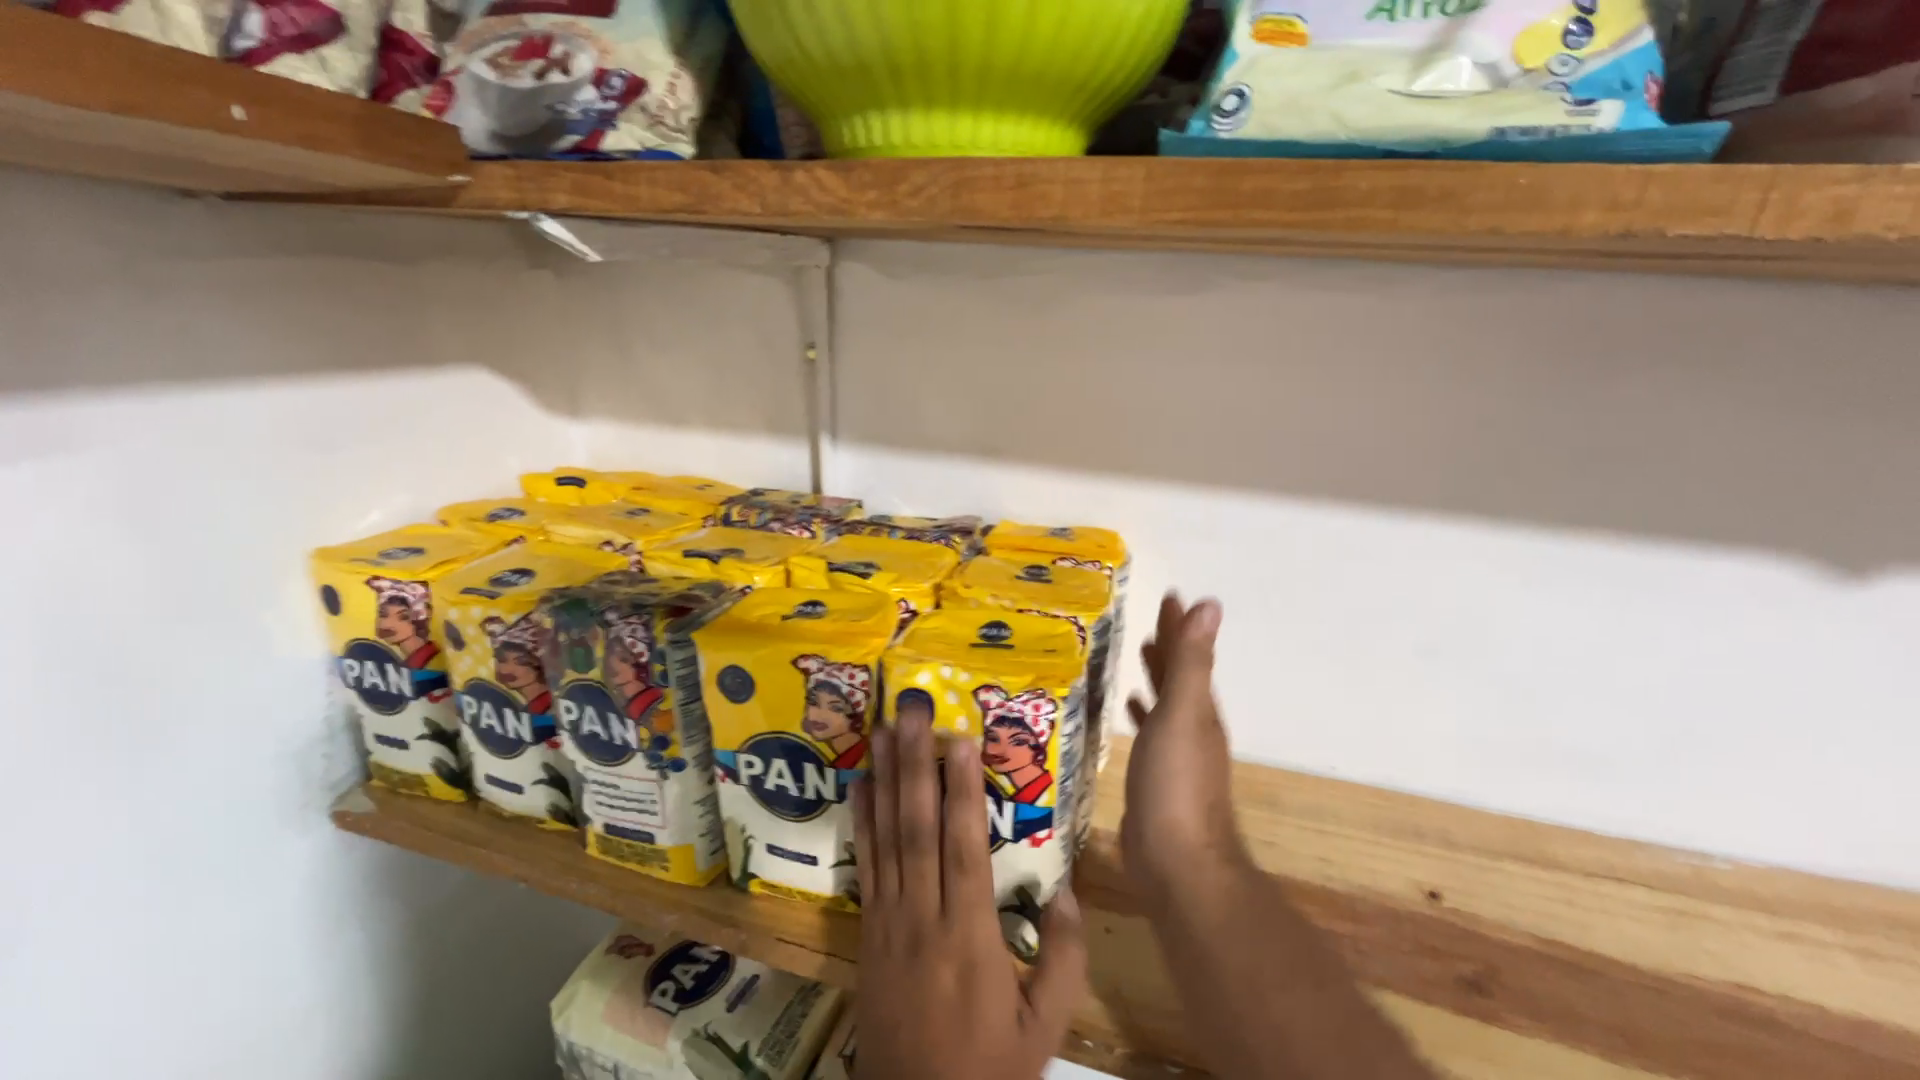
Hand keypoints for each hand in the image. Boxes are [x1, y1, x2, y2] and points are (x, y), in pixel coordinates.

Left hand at [853, 701, 1087, 1079]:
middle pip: (917, 826)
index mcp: (970, 934)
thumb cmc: (988, 1066)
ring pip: (886, 837)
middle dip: (915, 763)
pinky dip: (861, 822)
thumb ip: (1063, 958)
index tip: (961, 739)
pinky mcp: (867, 930)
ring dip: (883, 779)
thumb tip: (1067, 890)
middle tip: (912, 710)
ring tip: (882, 729)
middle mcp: (923, 915)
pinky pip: (865, 865)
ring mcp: (888, 919)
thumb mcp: (1045, 1024)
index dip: (962, 790)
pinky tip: (860, 786)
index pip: (964, 847)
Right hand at [1123, 594, 1244, 909]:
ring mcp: (1176, 757)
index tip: (1170, 595)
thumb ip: (1190, 662)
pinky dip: (1143, 716)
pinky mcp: (1156, 781)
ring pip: (1166, 704)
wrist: (1176, 862)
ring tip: (1137, 655)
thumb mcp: (1182, 714)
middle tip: (1151, 619)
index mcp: (1198, 710)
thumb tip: (1209, 605)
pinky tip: (1129, 714)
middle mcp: (1192, 729)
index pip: (1189, 656)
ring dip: (1156, 679)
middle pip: (1180, 677)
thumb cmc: (1176, 784)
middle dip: (1169, 647)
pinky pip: (1150, 733)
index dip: (1179, 626)